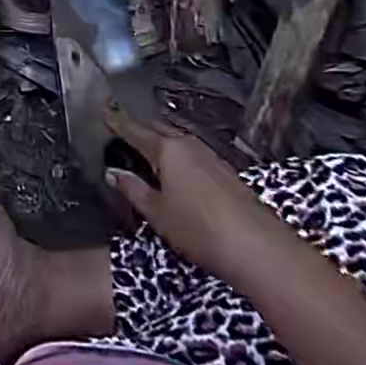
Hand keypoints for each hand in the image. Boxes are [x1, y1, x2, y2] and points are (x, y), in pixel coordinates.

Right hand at [106, 119, 297, 282]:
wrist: (262, 250)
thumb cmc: (200, 228)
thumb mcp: (157, 212)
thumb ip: (133, 189)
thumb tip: (114, 173)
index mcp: (166, 148)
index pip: (134, 129)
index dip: (117, 122)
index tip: (103, 113)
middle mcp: (189, 145)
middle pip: (158, 130)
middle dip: (139, 130)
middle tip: (121, 132)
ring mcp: (212, 158)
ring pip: (178, 143)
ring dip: (161, 144)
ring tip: (145, 151)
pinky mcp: (228, 174)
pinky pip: (193, 157)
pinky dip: (178, 158)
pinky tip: (176, 172)